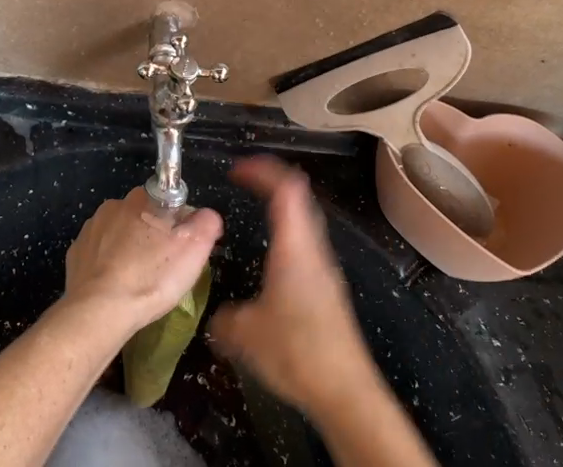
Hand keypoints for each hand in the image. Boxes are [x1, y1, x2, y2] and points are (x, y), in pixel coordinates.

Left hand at [63, 185, 222, 334]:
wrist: (100, 309)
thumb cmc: (151, 277)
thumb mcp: (193, 251)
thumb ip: (206, 224)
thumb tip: (207, 215)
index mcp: (141, 199)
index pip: (165, 199)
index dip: (176, 221)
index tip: (181, 244)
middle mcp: (113, 206)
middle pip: (141, 216)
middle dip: (152, 235)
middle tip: (163, 265)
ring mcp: (90, 228)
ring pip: (118, 233)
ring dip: (129, 248)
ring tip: (139, 279)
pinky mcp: (76, 251)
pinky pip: (99, 252)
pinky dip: (109, 264)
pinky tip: (117, 284)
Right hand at [207, 156, 377, 415]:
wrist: (346, 393)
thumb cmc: (296, 352)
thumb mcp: (243, 332)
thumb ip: (223, 316)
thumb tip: (215, 315)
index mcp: (293, 247)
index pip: (285, 187)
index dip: (261, 169)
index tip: (236, 168)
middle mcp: (313, 251)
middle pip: (298, 199)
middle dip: (270, 183)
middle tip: (242, 181)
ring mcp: (325, 271)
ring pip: (303, 223)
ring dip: (280, 210)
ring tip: (253, 212)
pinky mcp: (328, 292)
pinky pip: (305, 247)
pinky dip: (286, 236)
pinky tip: (269, 259)